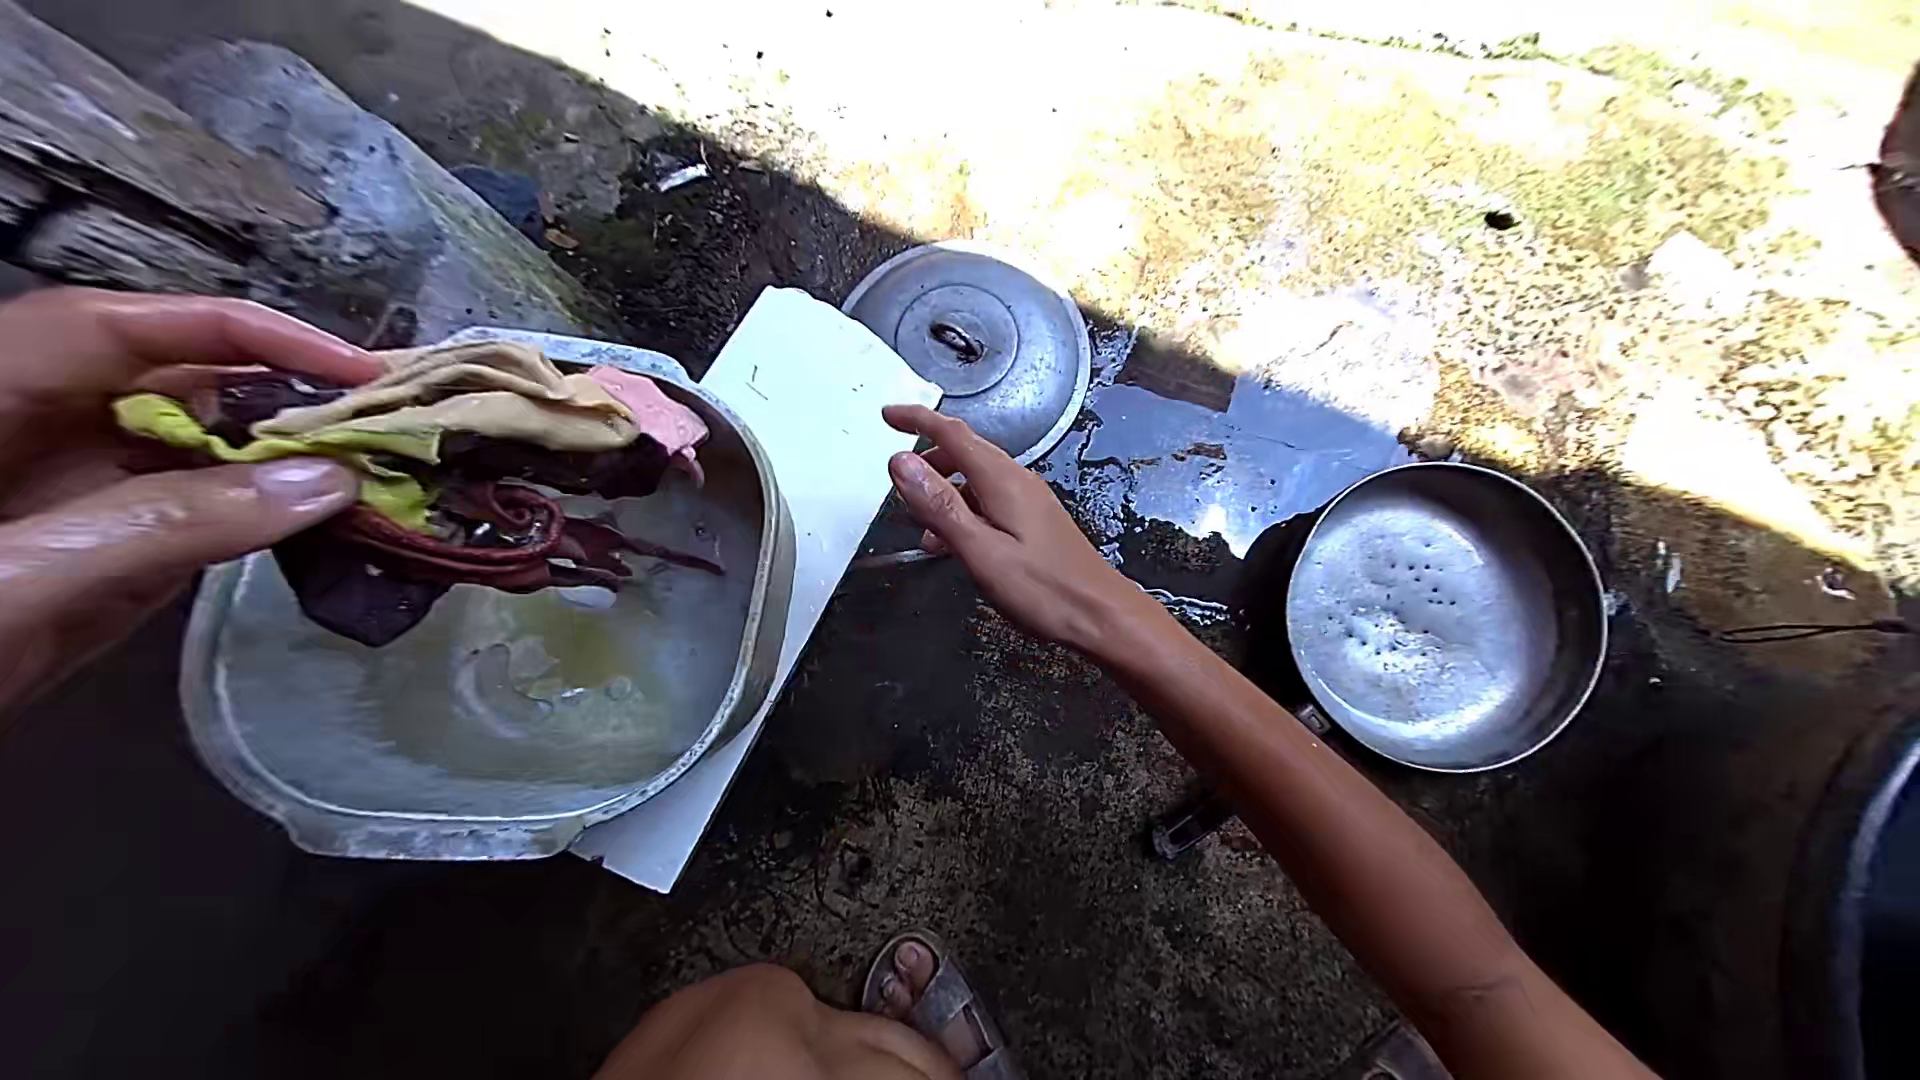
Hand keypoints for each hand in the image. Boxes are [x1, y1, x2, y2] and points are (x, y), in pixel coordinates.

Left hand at [0, 288, 382, 713]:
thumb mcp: (17, 582)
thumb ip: (165, 524)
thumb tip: (329, 484)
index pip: (117, 330)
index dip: (242, 332)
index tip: (354, 367)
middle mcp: (40, 434)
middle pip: (182, 384)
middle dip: (293, 393)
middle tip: (396, 418)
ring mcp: (85, 493)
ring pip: (211, 447)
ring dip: (302, 454)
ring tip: (387, 464)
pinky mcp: (124, 543)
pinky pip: (221, 506)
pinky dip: (287, 507)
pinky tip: (345, 514)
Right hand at [882, 405, 1168, 657]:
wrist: (1101, 615)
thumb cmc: (1043, 588)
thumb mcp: (981, 550)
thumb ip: (940, 506)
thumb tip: (901, 462)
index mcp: (1002, 480)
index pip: (951, 433)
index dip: (917, 420)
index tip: (888, 416)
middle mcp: (1016, 480)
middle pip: (964, 451)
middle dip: (927, 459)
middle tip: (899, 483)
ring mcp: (1027, 500)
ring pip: (974, 479)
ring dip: (943, 491)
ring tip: (920, 524)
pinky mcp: (1033, 520)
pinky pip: (988, 501)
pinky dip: (962, 511)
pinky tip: (952, 543)